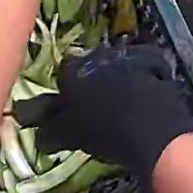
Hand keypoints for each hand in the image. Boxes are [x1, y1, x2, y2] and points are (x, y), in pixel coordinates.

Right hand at [14, 45, 192, 180]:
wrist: (152, 128)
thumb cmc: (104, 130)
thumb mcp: (70, 135)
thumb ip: (51, 131)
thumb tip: (38, 135)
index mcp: (74, 70)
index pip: (63, 70)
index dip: (66, 86)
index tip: (70, 103)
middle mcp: (99, 56)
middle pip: (90, 64)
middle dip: (92, 79)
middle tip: (96, 103)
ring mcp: (128, 57)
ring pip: (117, 64)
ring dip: (117, 77)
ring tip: (122, 104)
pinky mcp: (154, 63)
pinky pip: (144, 67)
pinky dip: (143, 78)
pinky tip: (145, 99)